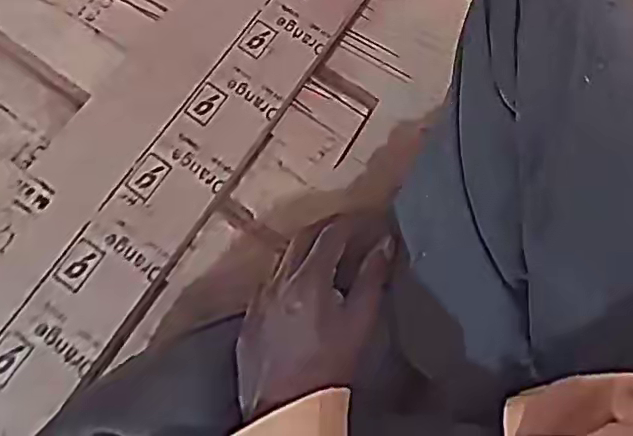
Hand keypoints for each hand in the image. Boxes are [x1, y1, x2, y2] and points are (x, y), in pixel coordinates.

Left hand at [235, 218, 393, 419]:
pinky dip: (285, 274)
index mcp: (309, 279)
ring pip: (282, 257)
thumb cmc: (330, 367)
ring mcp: (259, 301)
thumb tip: (383, 244)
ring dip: (303, 248)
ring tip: (322, 253)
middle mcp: (279, 282)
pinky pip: (267, 283)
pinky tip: (296, 286)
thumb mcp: (360, 321)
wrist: (289, 412)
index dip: (350, 223)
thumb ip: (372, 277)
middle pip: (303, 237)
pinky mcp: (248, 322)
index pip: (331, 234)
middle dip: (325, 228)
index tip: (364, 221)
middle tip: (344, 228)